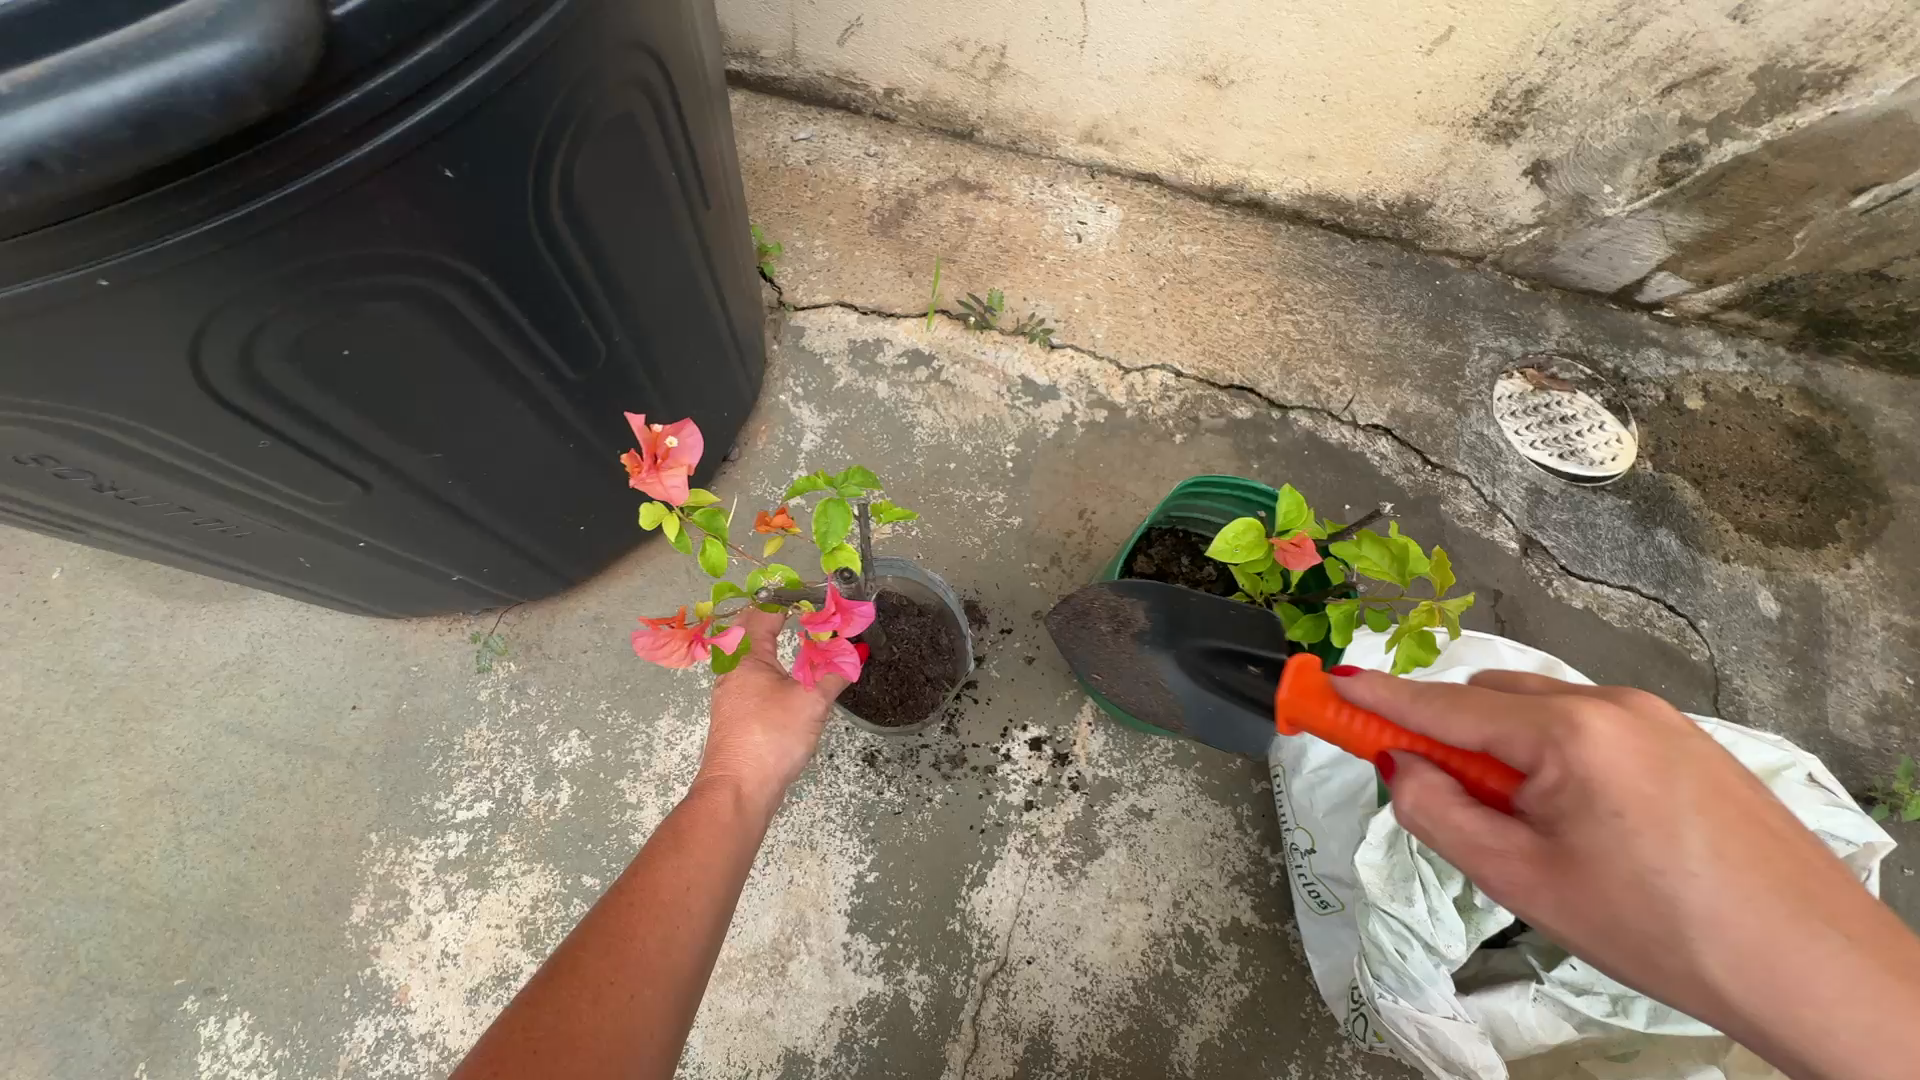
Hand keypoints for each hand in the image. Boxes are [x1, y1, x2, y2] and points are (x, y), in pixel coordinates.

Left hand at [695, 607, 847, 816]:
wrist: (739, 789)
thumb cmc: (771, 738)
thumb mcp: (812, 701)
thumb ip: (835, 673)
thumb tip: (856, 653)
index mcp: (746, 656)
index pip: (763, 613)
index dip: (787, 600)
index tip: (811, 595)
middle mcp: (732, 669)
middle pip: (750, 630)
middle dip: (775, 618)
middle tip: (804, 613)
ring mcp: (730, 693)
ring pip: (748, 655)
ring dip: (771, 643)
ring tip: (800, 641)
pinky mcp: (735, 714)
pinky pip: (751, 676)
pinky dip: (770, 666)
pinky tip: (787, 678)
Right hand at [1332, 668, 1919, 1079]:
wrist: (1832, 982)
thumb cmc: (1658, 931)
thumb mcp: (1520, 878)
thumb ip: (1435, 810)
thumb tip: (1399, 763)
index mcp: (1569, 731)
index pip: (1443, 703)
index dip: (1377, 694)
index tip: (1327, 682)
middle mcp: (1612, 703)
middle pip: (1489, 697)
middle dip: (1449, 733)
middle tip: (1443, 794)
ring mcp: (1657, 717)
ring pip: (1538, 709)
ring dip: (1502, 746)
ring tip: (1526, 822)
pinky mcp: (1687, 741)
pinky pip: (1586, 726)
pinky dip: (1550, 753)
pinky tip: (1582, 819)